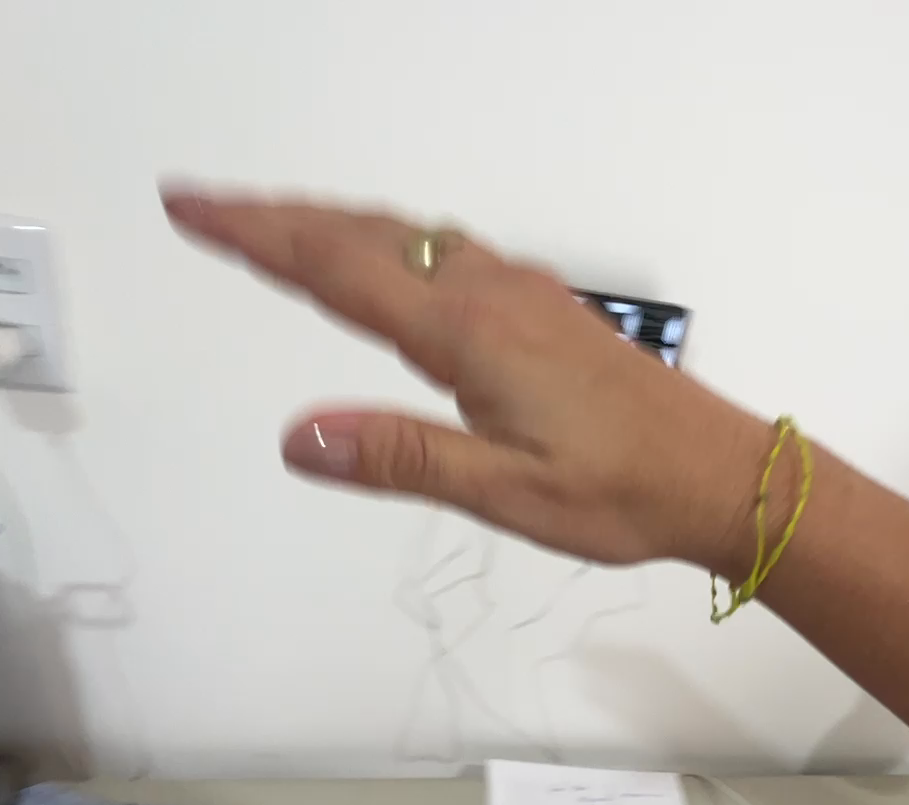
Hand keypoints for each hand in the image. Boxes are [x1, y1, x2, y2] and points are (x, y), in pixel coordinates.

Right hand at [161, 186, 776, 570]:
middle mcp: (494, 295)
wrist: (719, 475)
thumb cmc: (620, 492)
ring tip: (284, 230)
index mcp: (471, 333)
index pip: (339, 269)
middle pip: (370, 237)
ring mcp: (527, 297)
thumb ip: (403, 460)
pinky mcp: (550, 312)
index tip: (189, 208)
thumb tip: (296, 438)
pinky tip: (399, 265)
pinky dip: (400, 246)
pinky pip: (455, 256)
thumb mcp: (505, 492)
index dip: (257, 237)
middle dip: (283, 219)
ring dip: (340, 227)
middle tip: (211, 209)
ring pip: (415, 240)